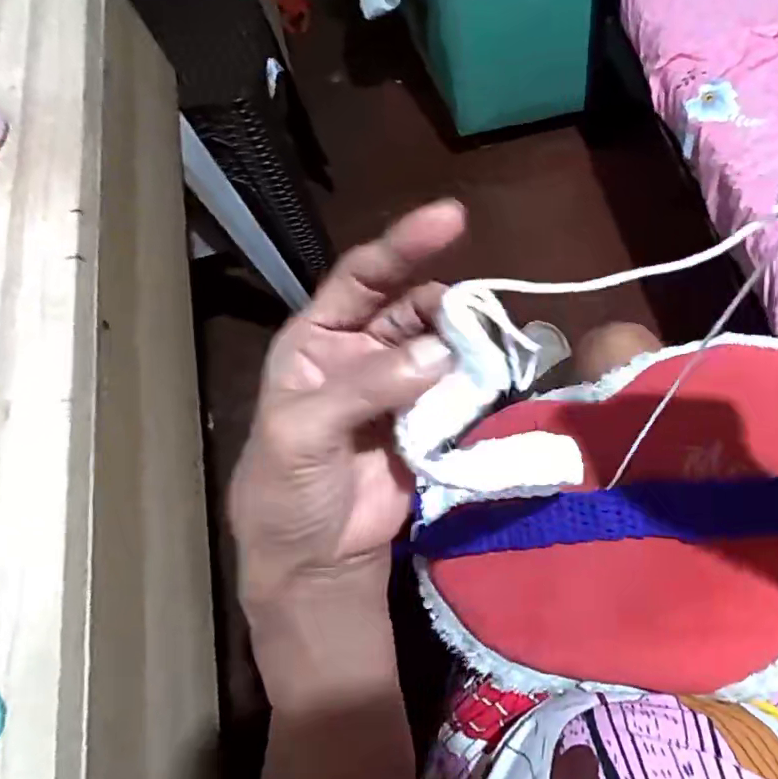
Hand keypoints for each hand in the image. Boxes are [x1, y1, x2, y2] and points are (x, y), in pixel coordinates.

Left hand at [230, 202, 462, 599]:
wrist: (317, 560)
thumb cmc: (285, 491)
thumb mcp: (303, 433)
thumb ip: (366, 387)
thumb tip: (441, 353)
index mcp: (317, 341)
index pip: (362, 277)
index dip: (403, 244)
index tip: (451, 218)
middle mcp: (362, 353)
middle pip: (412, 307)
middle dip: (446, 306)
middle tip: (479, 321)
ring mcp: (400, 387)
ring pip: (442, 346)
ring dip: (466, 345)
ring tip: (489, 355)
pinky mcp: (430, 420)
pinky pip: (459, 389)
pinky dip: (477, 383)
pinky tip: (492, 383)